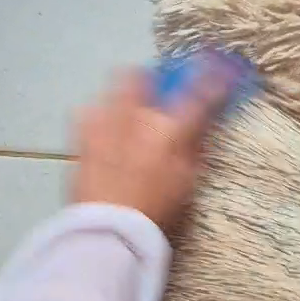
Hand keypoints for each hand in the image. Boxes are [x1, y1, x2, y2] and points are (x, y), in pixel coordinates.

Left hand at [70, 60, 232, 230]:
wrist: (108, 233)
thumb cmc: (156, 211)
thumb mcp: (187, 181)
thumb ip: (194, 146)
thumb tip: (199, 124)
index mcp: (169, 131)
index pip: (199, 92)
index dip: (213, 77)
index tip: (219, 67)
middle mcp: (135, 117)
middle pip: (141, 75)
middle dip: (150, 78)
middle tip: (156, 95)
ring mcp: (104, 122)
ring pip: (114, 87)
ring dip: (125, 96)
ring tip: (128, 118)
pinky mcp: (80, 135)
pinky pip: (91, 111)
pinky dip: (102, 116)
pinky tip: (106, 134)